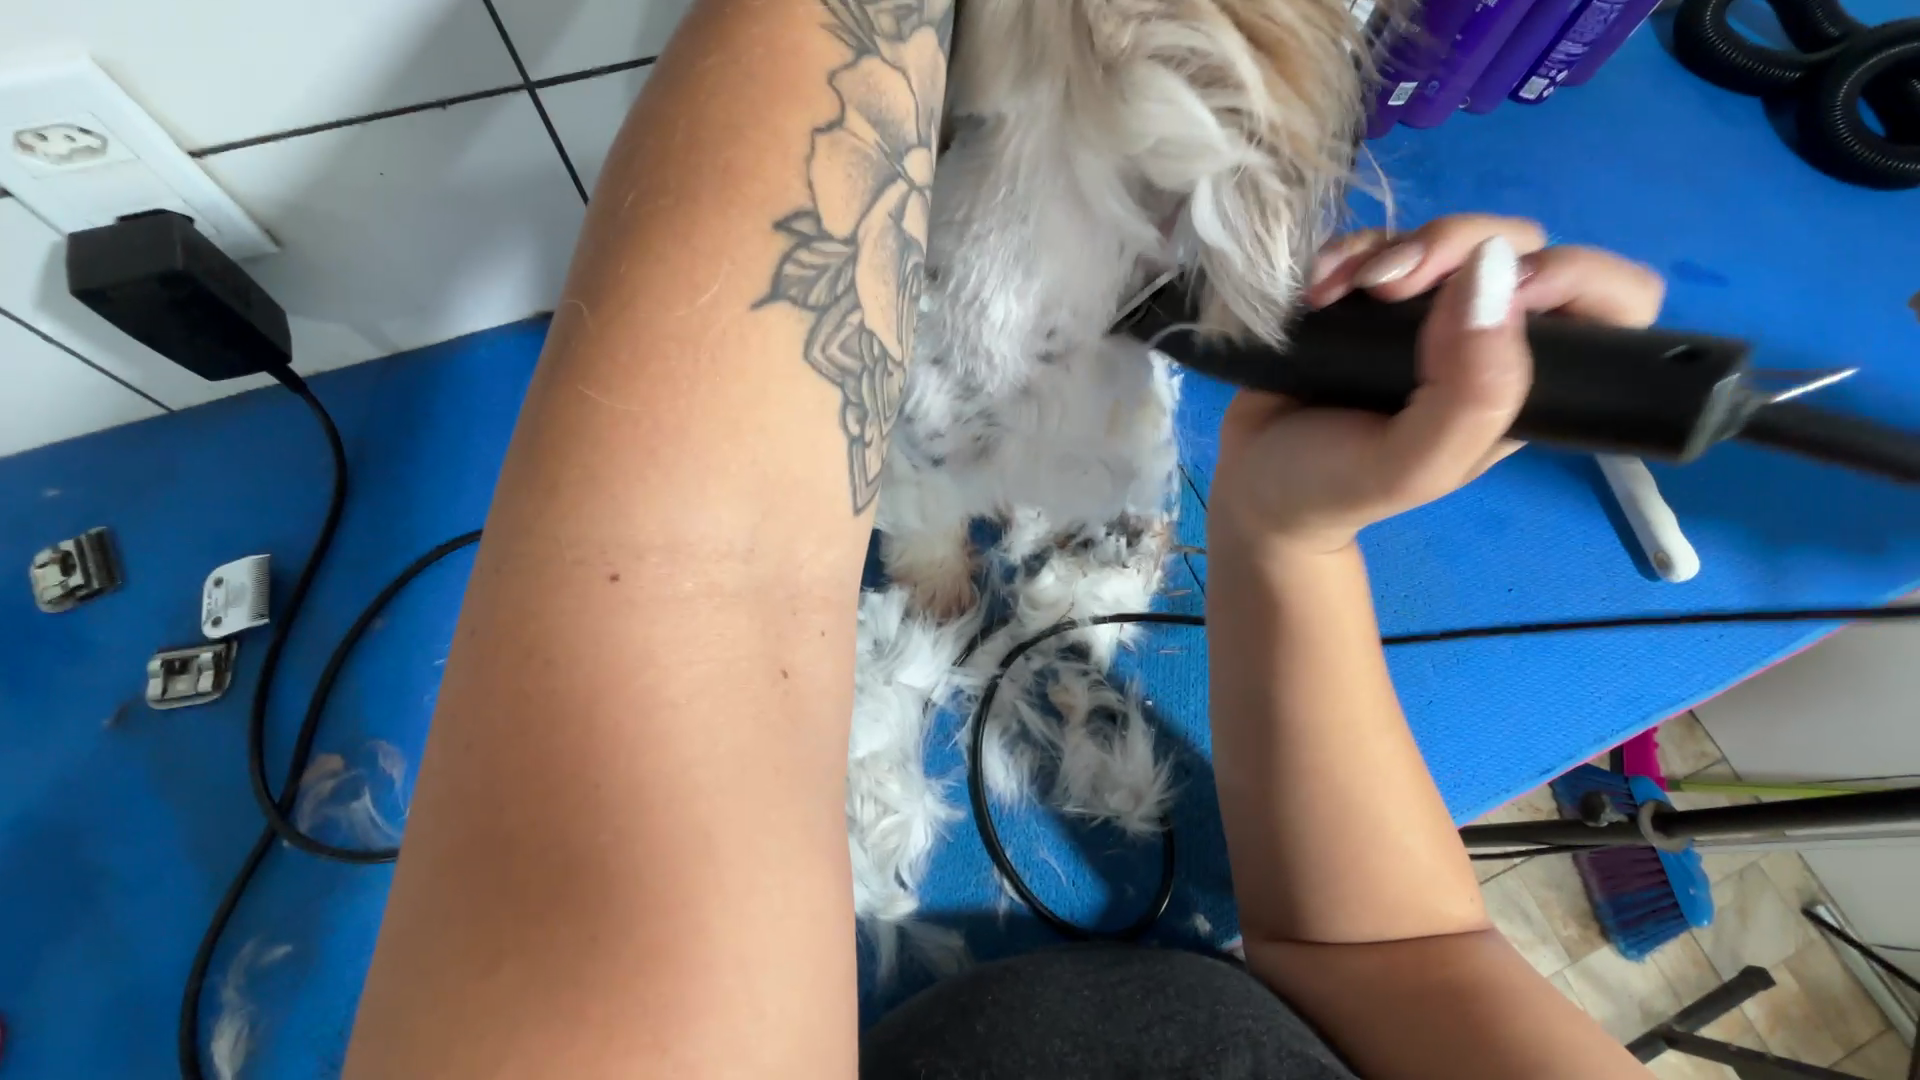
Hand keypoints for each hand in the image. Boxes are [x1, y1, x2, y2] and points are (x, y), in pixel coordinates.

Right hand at [1212, 214, 1665, 555]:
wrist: (1252, 488)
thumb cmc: (1333, 487)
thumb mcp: (1413, 464)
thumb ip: (1472, 390)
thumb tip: (1492, 271)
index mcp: (1516, 385)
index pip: (1609, 305)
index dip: (1574, 275)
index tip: (1496, 291)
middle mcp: (1481, 341)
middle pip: (1518, 247)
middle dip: (1452, 247)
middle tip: (1384, 289)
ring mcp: (1421, 315)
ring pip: (1446, 235)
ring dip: (1390, 248)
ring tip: (1331, 293)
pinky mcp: (1364, 299)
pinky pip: (1378, 242)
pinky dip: (1346, 251)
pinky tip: (1314, 288)